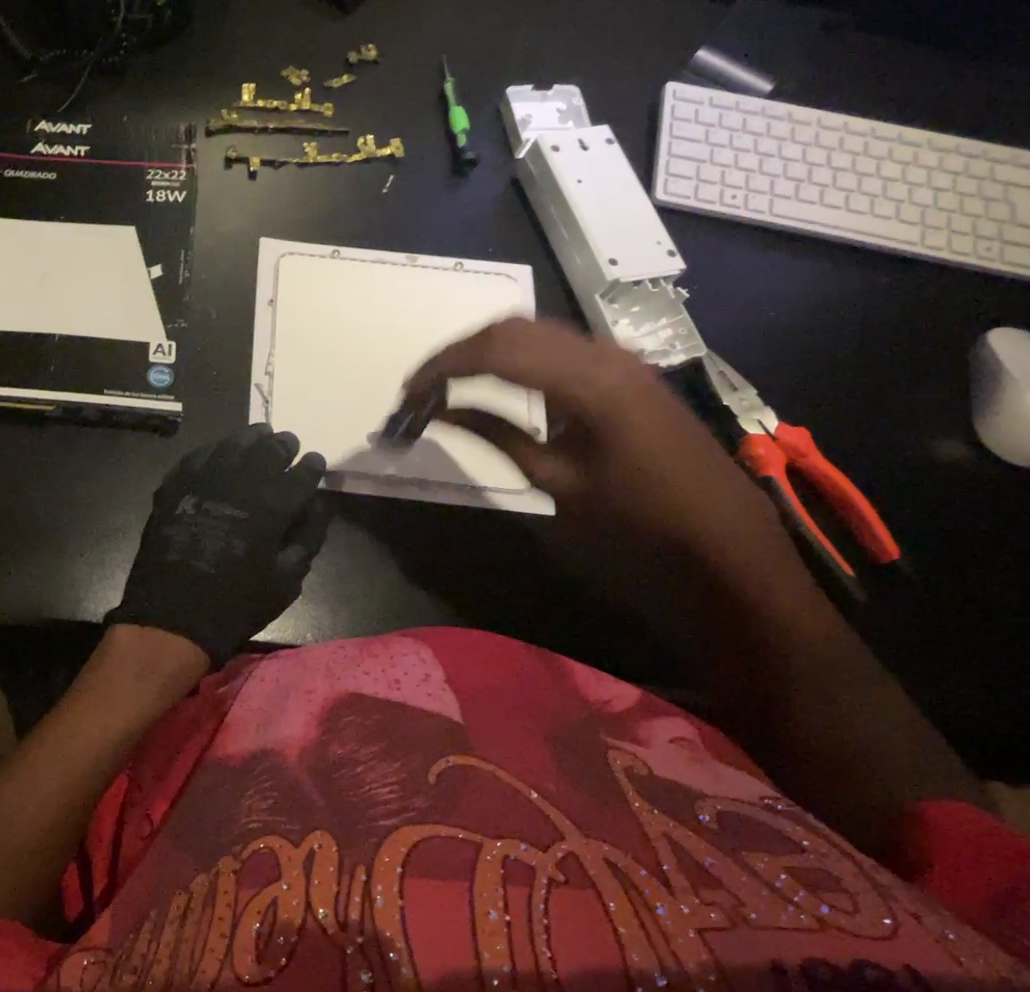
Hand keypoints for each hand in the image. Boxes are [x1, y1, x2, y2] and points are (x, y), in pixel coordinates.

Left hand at [109, 423, 330, 667]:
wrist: (173, 616)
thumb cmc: (237, 603)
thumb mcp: (287, 579)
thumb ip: (307, 537)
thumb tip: (317, 505)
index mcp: (272, 505)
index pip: (300, 475)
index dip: (311, 467)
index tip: (316, 462)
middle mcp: (238, 483)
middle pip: (265, 451)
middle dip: (281, 445)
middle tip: (288, 442)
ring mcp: (201, 481)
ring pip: (229, 446)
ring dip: (248, 439)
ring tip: (259, 435)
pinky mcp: (172, 488)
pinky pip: (195, 458)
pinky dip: (212, 450)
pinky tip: (218, 452)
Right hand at [405, 318, 804, 590]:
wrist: (719, 527)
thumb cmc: (636, 516)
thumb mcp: (555, 480)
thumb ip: (496, 435)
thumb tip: (438, 411)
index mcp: (587, 384)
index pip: (495, 353)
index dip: (442, 368)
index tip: (405, 396)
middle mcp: (602, 354)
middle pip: (510, 330)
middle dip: (455, 354)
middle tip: (417, 390)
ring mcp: (616, 356)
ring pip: (531, 330)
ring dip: (481, 350)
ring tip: (444, 385)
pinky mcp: (620, 367)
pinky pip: (553, 344)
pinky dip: (511, 355)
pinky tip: (490, 382)